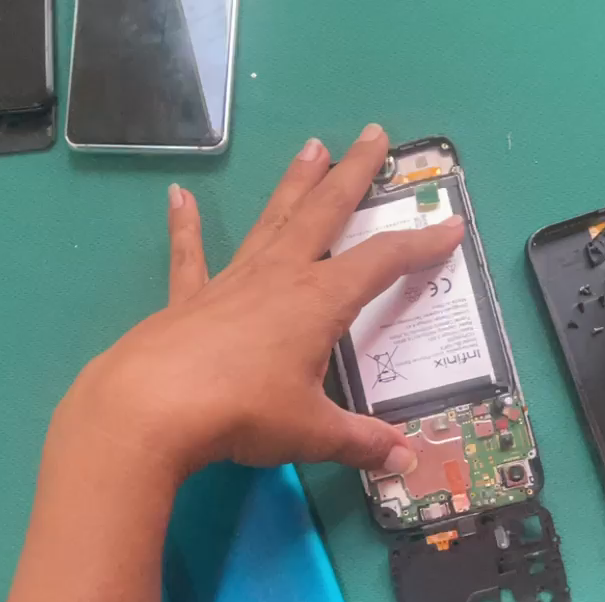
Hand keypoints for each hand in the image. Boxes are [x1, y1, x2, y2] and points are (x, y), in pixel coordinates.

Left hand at [55, 125, 461, 478]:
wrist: (155, 407)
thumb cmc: (244, 413)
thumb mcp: (312, 432)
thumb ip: (360, 443)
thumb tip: (405, 463)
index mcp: (318, 301)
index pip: (381, 263)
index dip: (419, 245)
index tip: (449, 225)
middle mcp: (278, 277)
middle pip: (325, 214)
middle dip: (354, 176)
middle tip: (372, 135)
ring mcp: (231, 282)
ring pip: (270, 222)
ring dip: (293, 186)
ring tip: (312, 148)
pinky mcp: (188, 300)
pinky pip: (190, 257)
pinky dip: (185, 228)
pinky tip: (178, 198)